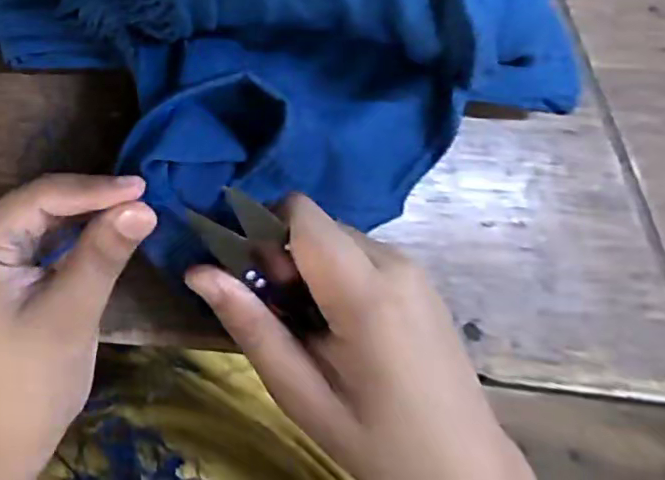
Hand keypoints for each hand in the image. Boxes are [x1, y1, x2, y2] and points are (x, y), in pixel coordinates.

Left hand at [0, 174, 155, 479]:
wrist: (12, 430)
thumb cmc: (33, 374)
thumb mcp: (70, 313)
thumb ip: (102, 257)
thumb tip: (142, 207)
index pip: (43, 196)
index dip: (92, 188)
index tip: (141, 187)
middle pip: (49, 198)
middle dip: (94, 194)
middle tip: (144, 193)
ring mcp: (11, 248)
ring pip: (57, 212)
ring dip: (94, 208)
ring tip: (137, 203)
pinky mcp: (29, 264)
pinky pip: (61, 232)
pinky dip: (89, 227)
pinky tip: (116, 224)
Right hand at [185, 194, 532, 479]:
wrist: (469, 478)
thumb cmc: (378, 443)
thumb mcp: (302, 394)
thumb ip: (250, 325)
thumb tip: (196, 270)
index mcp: (364, 290)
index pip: (298, 211)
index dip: (266, 233)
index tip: (263, 285)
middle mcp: (392, 262)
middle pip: (312, 224)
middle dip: (284, 255)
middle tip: (284, 315)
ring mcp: (411, 268)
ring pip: (332, 235)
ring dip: (308, 265)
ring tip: (315, 326)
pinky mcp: (419, 278)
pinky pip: (357, 250)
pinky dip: (335, 272)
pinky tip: (344, 326)